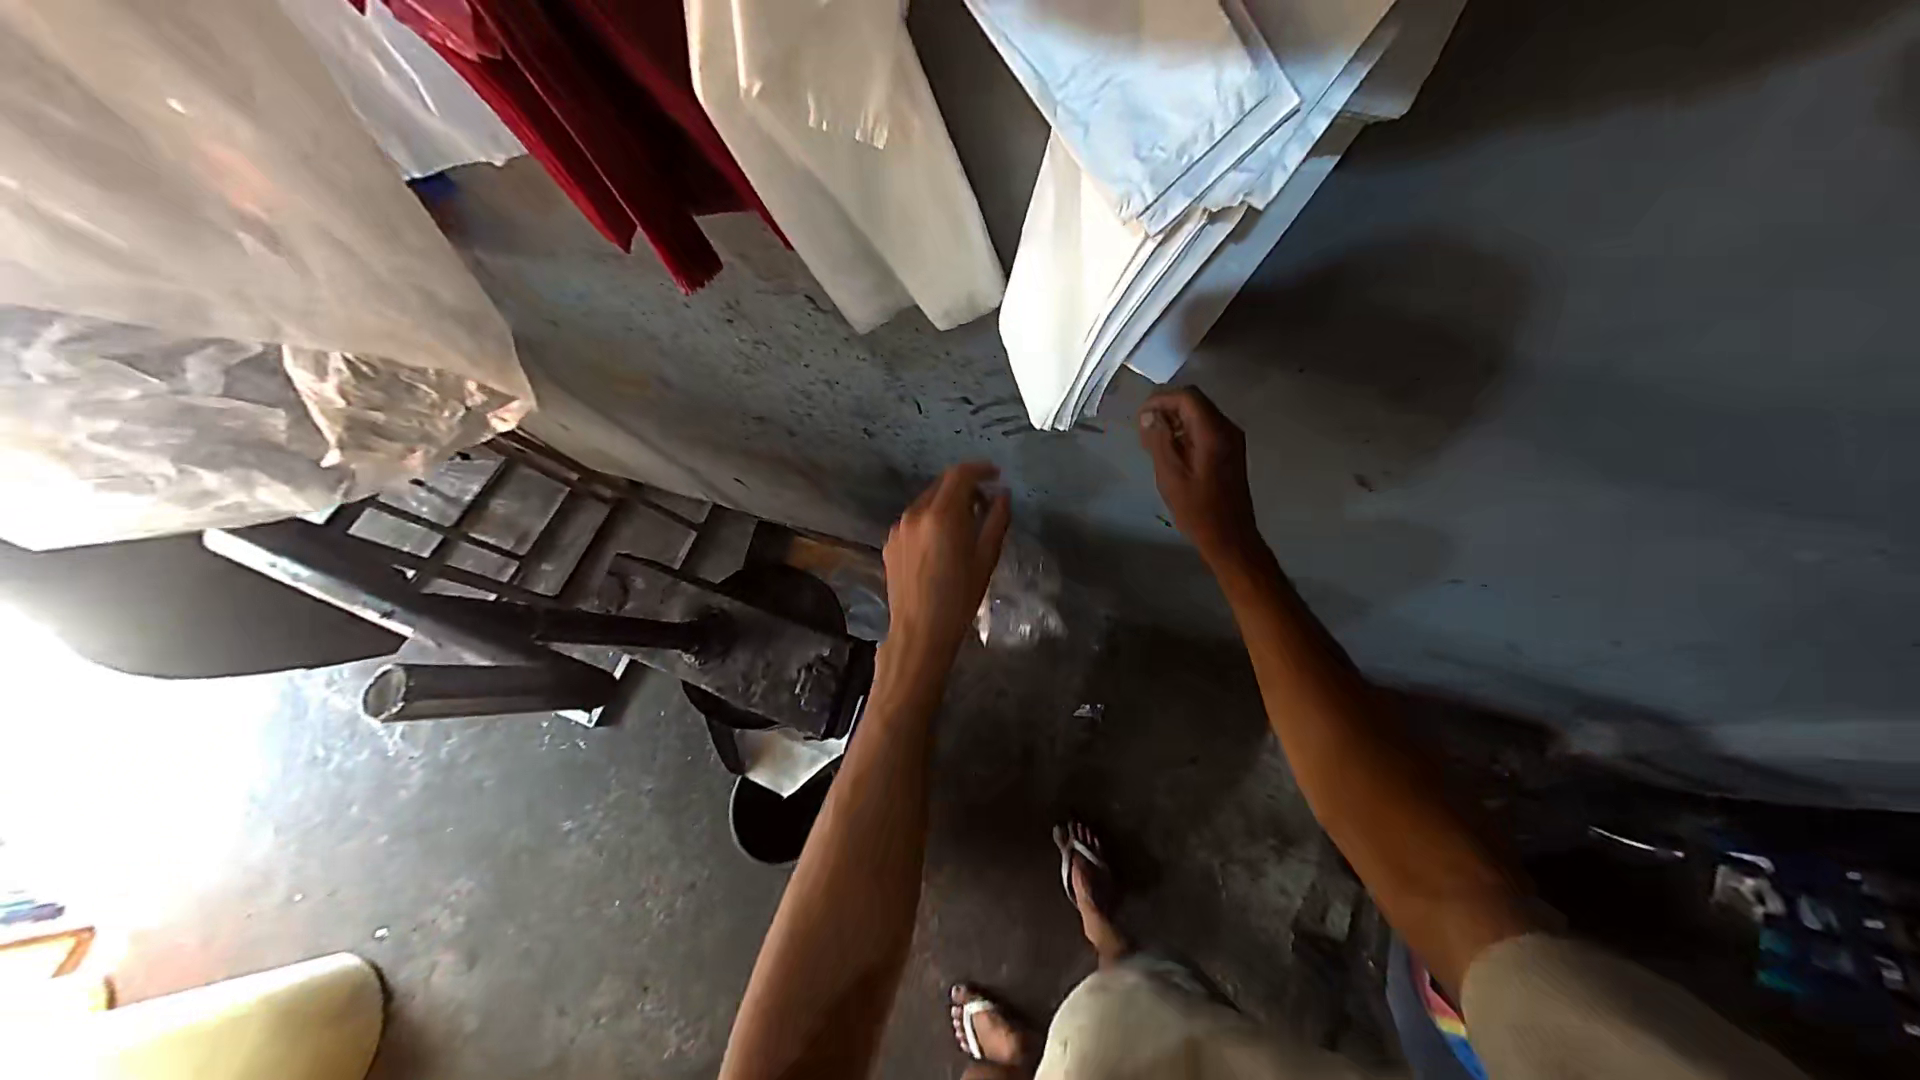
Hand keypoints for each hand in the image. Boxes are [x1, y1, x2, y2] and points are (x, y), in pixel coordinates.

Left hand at [883, 462, 1011, 661]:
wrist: (919, 631)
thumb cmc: (959, 598)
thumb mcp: (986, 558)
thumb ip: (996, 519)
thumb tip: (1002, 495)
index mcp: (942, 515)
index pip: (960, 474)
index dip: (980, 469)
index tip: (995, 475)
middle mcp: (915, 514)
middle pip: (942, 485)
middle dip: (965, 487)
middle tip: (985, 504)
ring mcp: (898, 528)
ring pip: (927, 502)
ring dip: (947, 504)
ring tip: (964, 527)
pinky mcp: (889, 543)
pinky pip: (914, 521)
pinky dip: (931, 521)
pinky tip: (941, 545)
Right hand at [1138, 387, 1262, 569]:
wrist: (1229, 535)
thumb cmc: (1197, 508)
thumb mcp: (1170, 474)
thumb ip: (1159, 440)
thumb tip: (1149, 414)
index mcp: (1213, 432)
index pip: (1187, 397)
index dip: (1160, 400)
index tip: (1140, 417)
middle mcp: (1227, 428)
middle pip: (1194, 402)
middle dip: (1166, 409)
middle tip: (1144, 431)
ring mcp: (1231, 439)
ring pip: (1199, 414)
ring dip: (1174, 421)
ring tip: (1152, 442)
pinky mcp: (1229, 450)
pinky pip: (1205, 429)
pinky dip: (1185, 432)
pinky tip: (1170, 452)